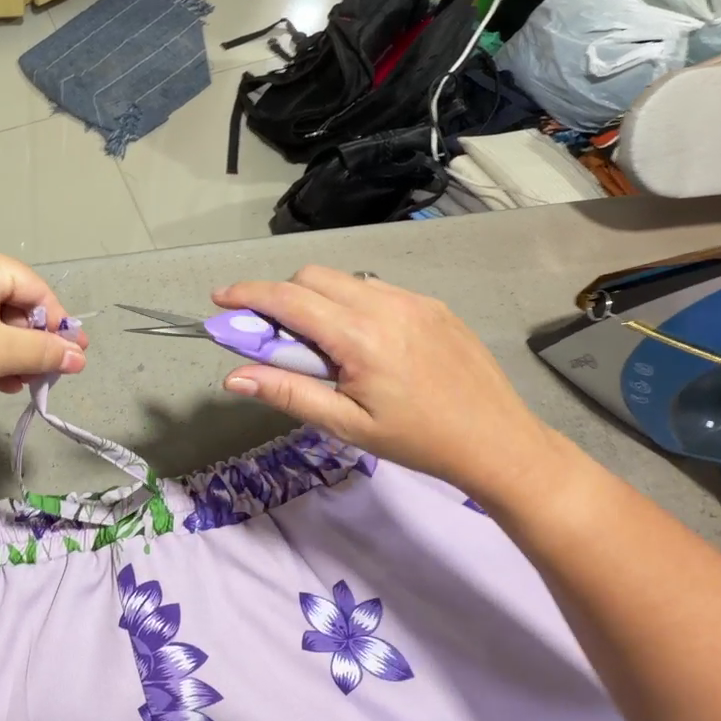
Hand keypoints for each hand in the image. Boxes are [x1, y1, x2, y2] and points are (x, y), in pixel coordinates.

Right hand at [214, 266, 554, 485]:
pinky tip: (361, 342)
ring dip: (316, 299)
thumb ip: (287, 393)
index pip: (288, 299)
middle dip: (282, 296)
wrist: (501, 443)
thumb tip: (232, 377)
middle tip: (274, 335)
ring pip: (343, 279)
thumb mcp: (346, 425)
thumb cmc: (418, 441)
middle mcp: (385, 305)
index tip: (219, 299)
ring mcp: (413, 300)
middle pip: (311, 277)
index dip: (247, 294)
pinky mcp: (432, 304)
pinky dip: (350, 303)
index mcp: (361, 337)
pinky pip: (374, 289)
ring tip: (323, 344)